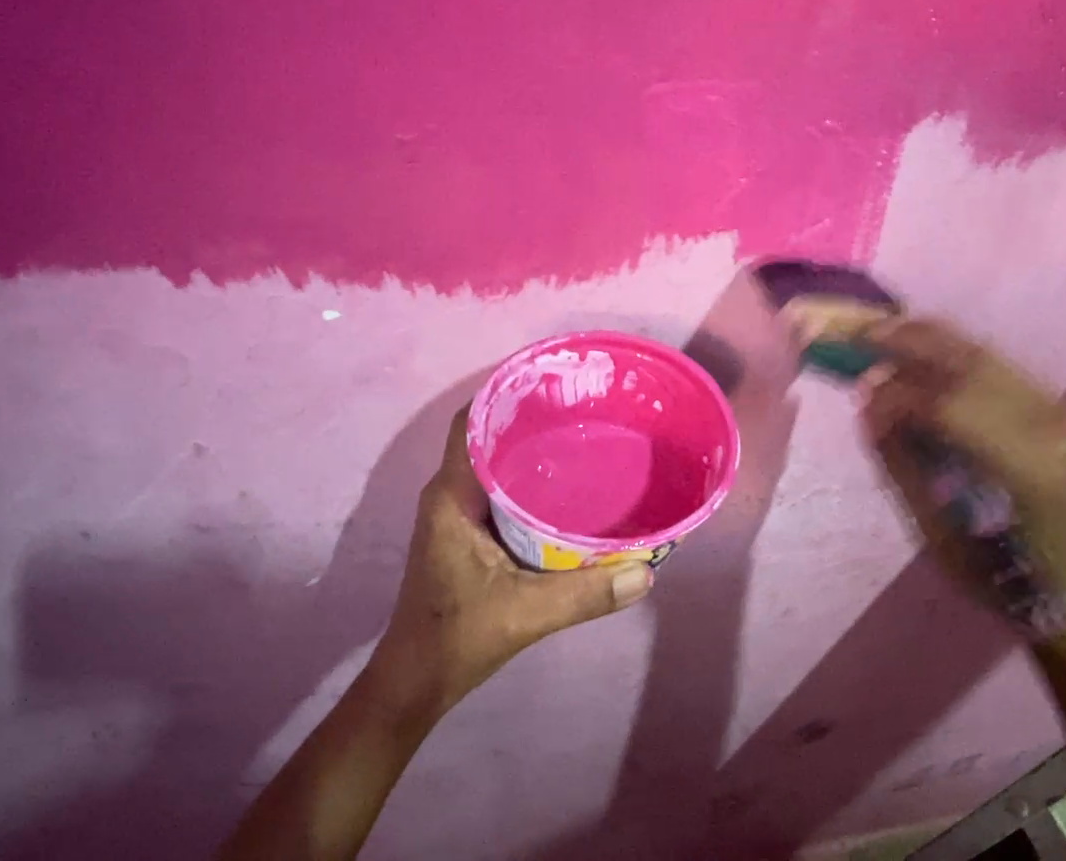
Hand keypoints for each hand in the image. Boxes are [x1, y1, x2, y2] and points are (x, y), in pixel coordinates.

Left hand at [365, 407, 652, 719]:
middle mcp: (450, 495)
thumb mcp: (526, 615)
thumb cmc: (457, 638)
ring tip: (586, 437)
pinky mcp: (469, 533)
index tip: (557, 383)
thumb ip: (586, 594)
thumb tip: (649, 570)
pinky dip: (532, 478)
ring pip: (497, 462)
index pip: (473, 421)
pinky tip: (571, 487)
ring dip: (533, 448)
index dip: (508, 393)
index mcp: (452, 497)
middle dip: (533, 417)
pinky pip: (502, 487)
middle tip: (588, 410)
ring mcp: (458, 514)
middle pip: (490, 435)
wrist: (416, 683)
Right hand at [855, 318, 1065, 602]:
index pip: (952, 407)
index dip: (899, 393)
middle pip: (972, 363)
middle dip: (911, 342)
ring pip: (983, 354)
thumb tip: (865, 406)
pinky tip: (919, 352)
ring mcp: (1060, 410)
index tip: (858, 391)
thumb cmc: (998, 575)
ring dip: (929, 339)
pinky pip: (994, 365)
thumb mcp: (936, 532)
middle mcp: (1052, 427)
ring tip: (883, 335)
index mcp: (1030, 470)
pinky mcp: (1056, 404)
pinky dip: (950, 353)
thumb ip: (900, 463)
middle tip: (861, 335)